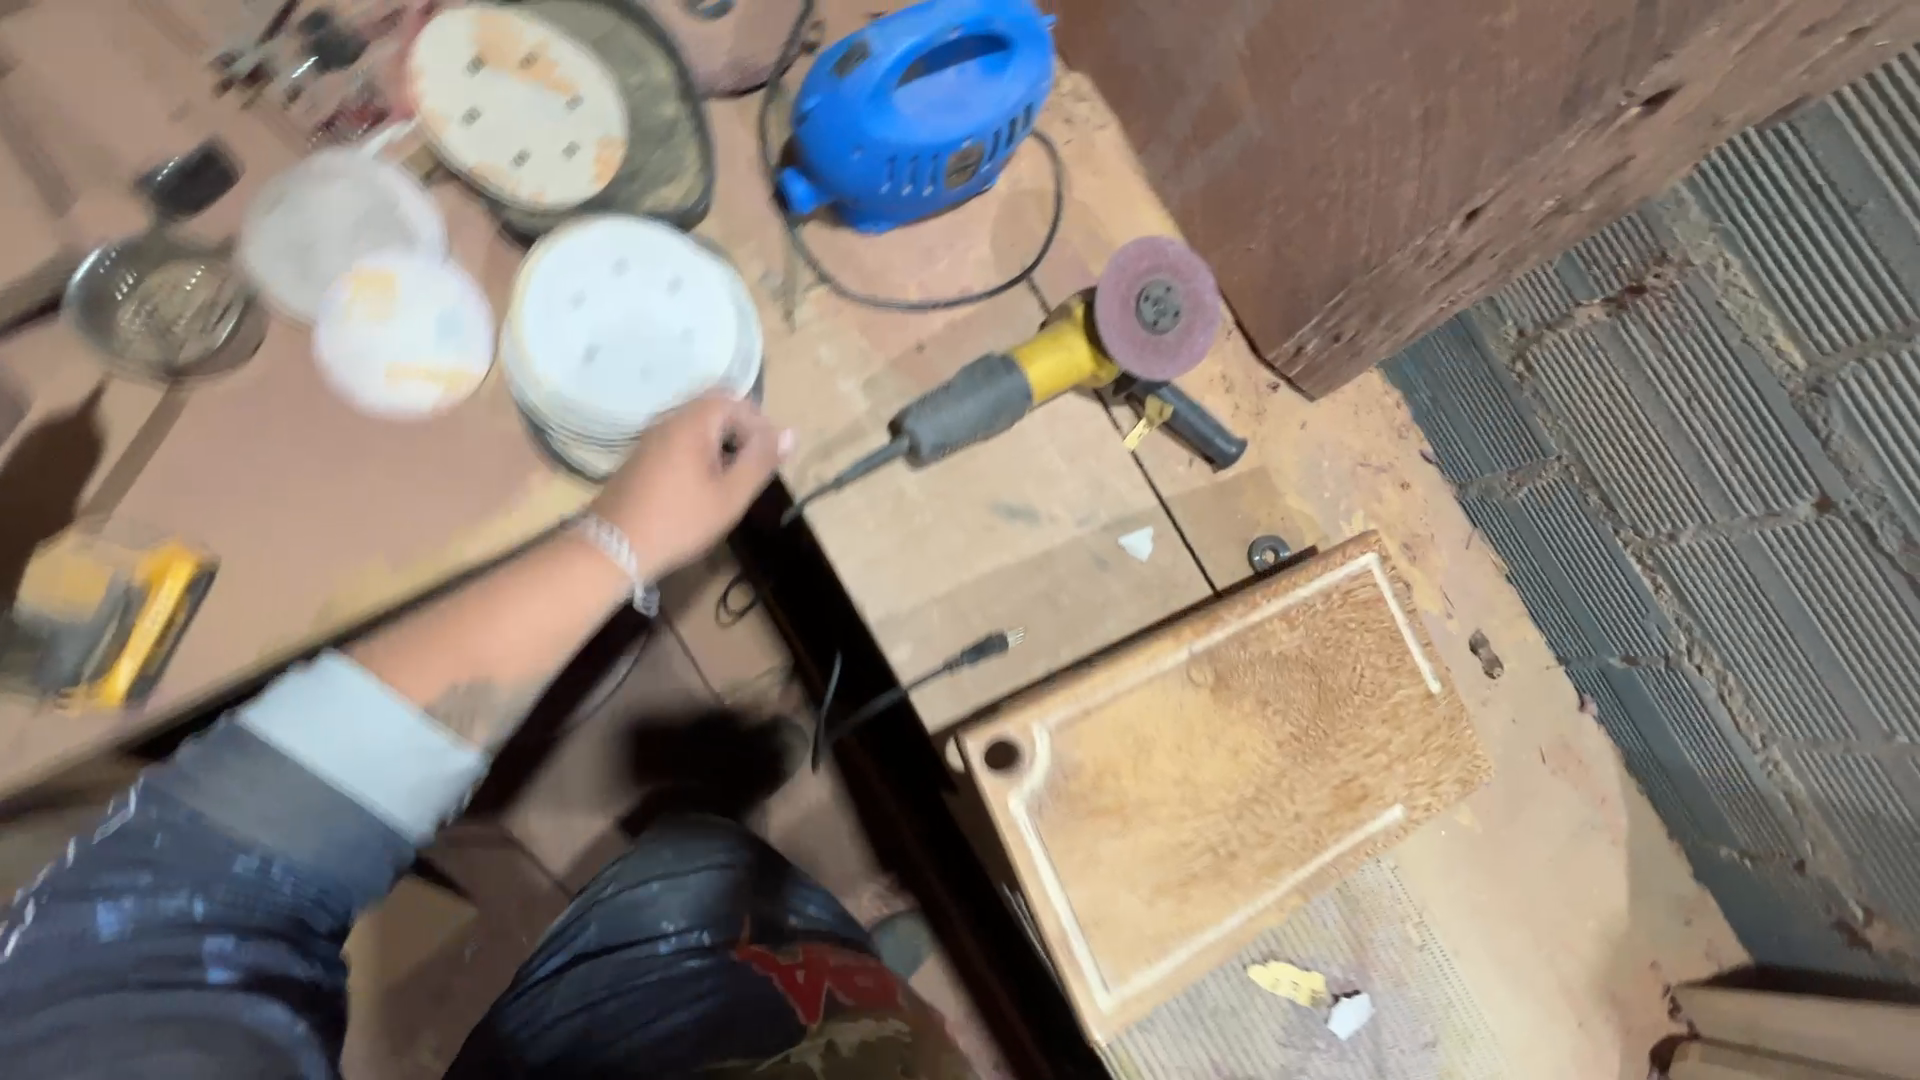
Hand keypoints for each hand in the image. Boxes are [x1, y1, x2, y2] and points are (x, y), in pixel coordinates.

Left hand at [591, 394, 791, 578]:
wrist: (614, 547)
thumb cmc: (679, 521)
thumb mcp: (731, 495)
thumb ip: (761, 460)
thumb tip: (789, 433)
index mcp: (692, 423)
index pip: (734, 401)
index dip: (759, 423)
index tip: (771, 455)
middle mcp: (669, 420)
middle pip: (714, 409)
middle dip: (742, 432)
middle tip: (756, 466)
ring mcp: (651, 438)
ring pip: (697, 426)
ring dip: (722, 444)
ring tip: (735, 478)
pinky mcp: (642, 457)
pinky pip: (681, 440)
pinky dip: (701, 453)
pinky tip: (706, 485)